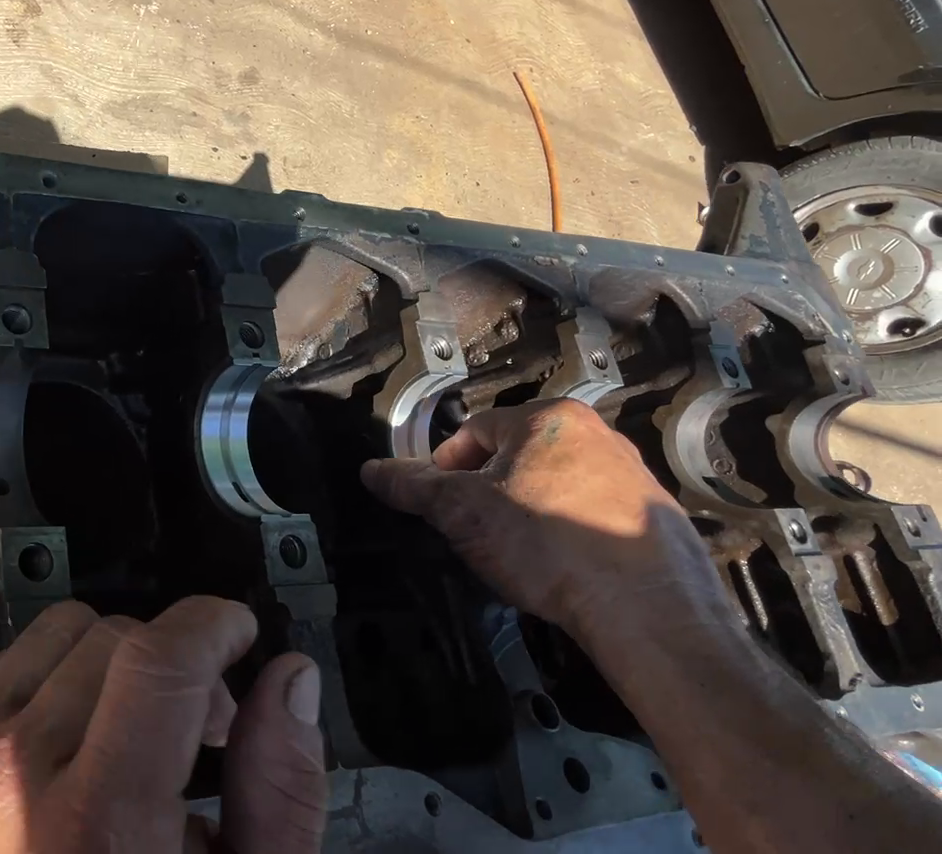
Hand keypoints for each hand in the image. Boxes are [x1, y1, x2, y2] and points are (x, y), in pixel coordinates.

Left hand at [0, 597, 327, 853]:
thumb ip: (279, 792)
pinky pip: (14, 655)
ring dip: (109, 666)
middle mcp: (8, 772)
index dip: (210, 626)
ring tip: (128, 741)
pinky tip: (70, 747)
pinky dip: (56, 681)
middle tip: (194, 732)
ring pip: (60, 630)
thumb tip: (288, 675)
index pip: (155, 662)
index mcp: (94, 824)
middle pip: (113, 636)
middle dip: (171, 665)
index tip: (238, 632)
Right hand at [359, 399, 725, 645]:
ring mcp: (636, 476)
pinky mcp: (660, 520)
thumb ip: (410, 485)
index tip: (439, 505)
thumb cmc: (544, 543)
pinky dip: (564, 532)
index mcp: (549, 419)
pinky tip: (557, 566)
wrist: (648, 612)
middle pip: (513, 456)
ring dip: (524, 510)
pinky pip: (591, 513)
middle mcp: (598, 435)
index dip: (444, 467)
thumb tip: (370, 470)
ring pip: (553, 484)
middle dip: (485, 490)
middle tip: (471, 529)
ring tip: (514, 551)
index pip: (473, 430)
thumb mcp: (459, 511)